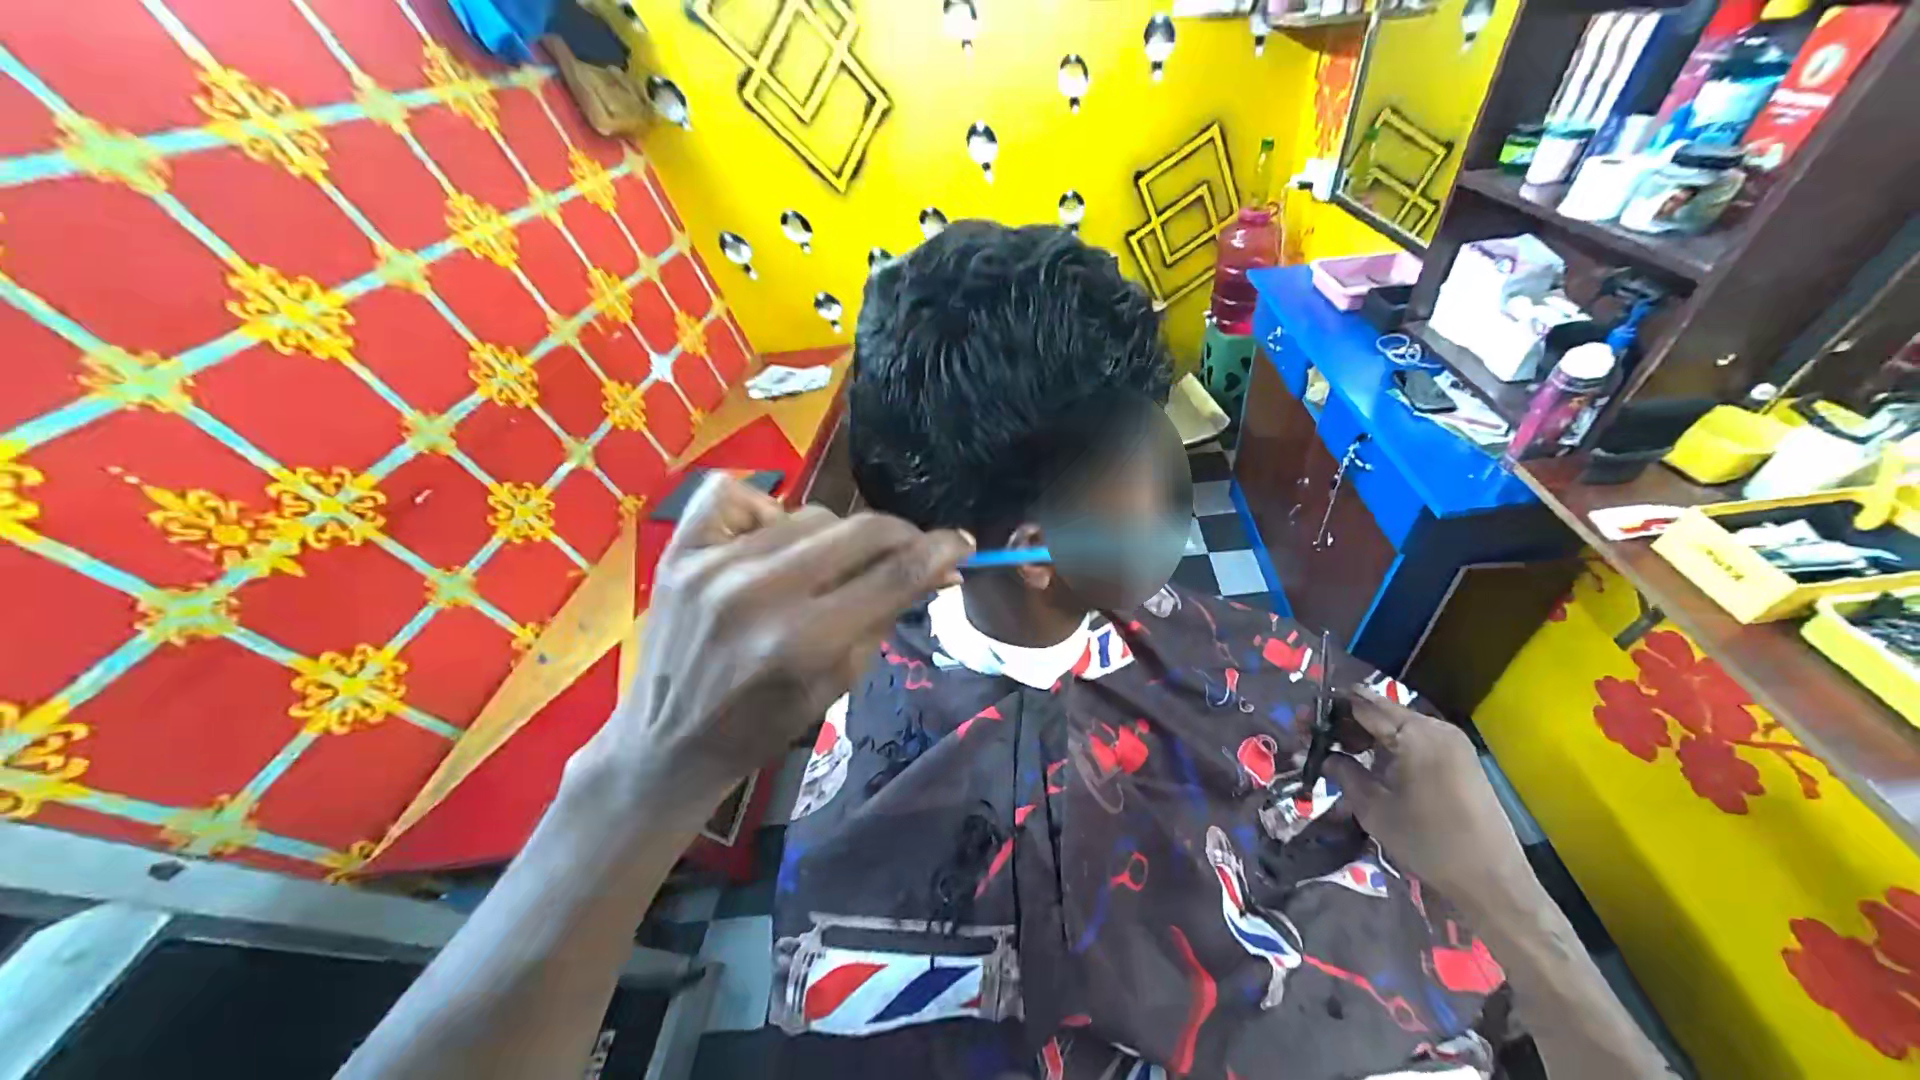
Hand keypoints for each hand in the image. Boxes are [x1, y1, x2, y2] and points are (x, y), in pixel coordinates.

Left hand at [567, 475, 974, 806]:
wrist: (668, 741)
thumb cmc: (763, 726)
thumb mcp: (838, 684)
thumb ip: (885, 617)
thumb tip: (934, 569)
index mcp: (803, 640)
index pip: (894, 574)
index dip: (940, 551)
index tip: (961, 542)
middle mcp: (760, 593)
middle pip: (861, 530)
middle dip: (901, 535)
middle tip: (910, 549)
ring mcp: (714, 566)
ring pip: (811, 514)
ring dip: (835, 536)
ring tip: (828, 564)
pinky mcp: (680, 551)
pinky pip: (735, 493)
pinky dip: (764, 509)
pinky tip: (768, 538)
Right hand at [1322, 687, 1539, 918]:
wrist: (1493, 884)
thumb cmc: (1428, 842)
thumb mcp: (1373, 807)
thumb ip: (1342, 771)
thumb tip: (1317, 755)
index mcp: (1415, 733)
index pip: (1360, 703)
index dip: (1326, 710)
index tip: (1300, 723)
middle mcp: (1435, 728)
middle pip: (1376, 710)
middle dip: (1341, 722)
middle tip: (1311, 740)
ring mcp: (1451, 743)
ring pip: (1393, 725)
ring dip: (1362, 735)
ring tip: (1334, 754)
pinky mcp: (1458, 760)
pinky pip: (1411, 740)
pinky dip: (1385, 746)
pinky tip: (1366, 764)